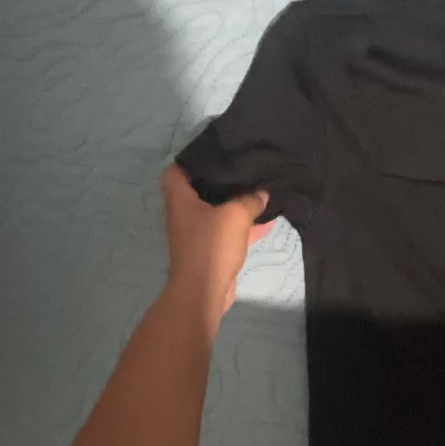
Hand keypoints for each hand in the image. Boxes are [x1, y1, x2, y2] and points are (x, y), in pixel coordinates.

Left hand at [160, 165, 270, 329]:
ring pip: (218, 211)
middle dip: (221, 180)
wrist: (205, 292)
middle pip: (200, 190)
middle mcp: (185, 215)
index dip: (191, 160)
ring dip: (237, 204)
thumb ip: (250, 199)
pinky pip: (230, 231)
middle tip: (243, 168)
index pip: (175, 171)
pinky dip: (246, 225)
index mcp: (180, 200)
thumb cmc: (212, 246)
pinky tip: (269, 220)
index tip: (215, 154)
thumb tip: (261, 193)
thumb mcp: (235, 215)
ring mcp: (198, 234)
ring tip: (260, 190)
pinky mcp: (212, 250)